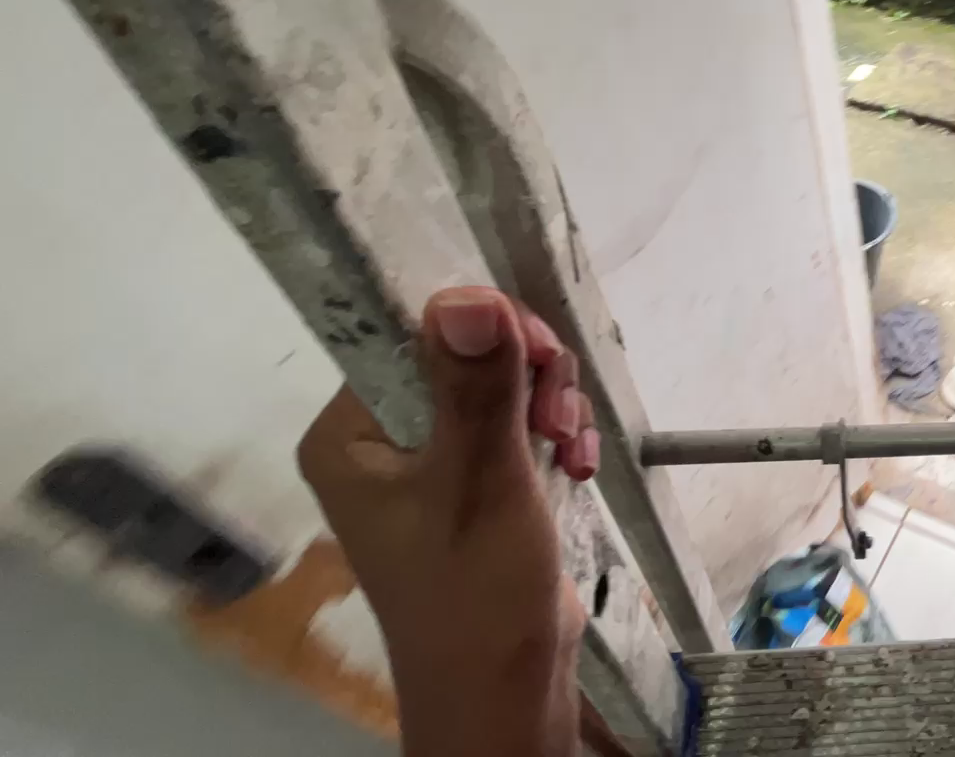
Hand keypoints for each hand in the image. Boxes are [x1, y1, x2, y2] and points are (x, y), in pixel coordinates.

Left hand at [298, 287, 599, 756]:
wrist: (510, 680)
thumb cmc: (477, 587)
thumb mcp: (479, 481)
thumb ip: (475, 389)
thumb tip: (464, 295)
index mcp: (352, 433)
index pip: (417, 335)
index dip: (488, 331)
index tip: (542, 358)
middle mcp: (386, 438)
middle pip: (473, 355)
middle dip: (535, 377)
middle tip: (559, 420)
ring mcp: (436, 459)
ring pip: (509, 386)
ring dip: (556, 407)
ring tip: (571, 452)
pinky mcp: (481, 479)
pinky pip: (526, 423)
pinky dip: (561, 436)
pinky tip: (580, 467)